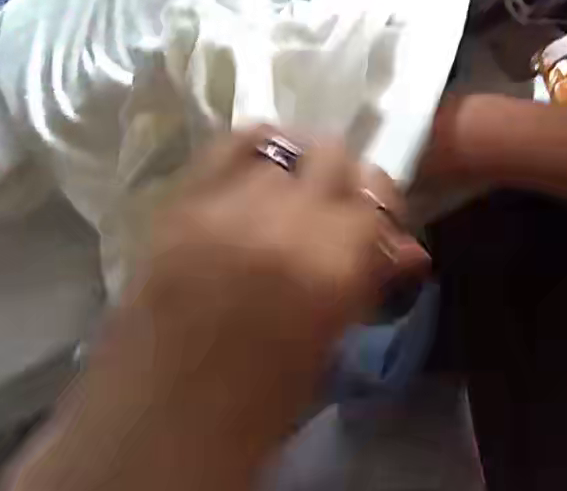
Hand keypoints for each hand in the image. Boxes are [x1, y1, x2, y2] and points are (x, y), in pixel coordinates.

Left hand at [97, 132, 419, 460]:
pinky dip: (252, 147)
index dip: (382, 200)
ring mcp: (230, 201)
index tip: (377, 215)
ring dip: (297, 166)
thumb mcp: (328, 342)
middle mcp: (286, 217)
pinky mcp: (185, 198)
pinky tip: (256, 171)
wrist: (159, 423)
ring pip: (285, 144)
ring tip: (288, 191)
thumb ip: (367, 279)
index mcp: (333, 263)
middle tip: (332, 204)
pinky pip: (229, 142)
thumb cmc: (258, 401)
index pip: (377, 192)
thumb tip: (407, 248)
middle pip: (333, 153)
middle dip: (341, 176)